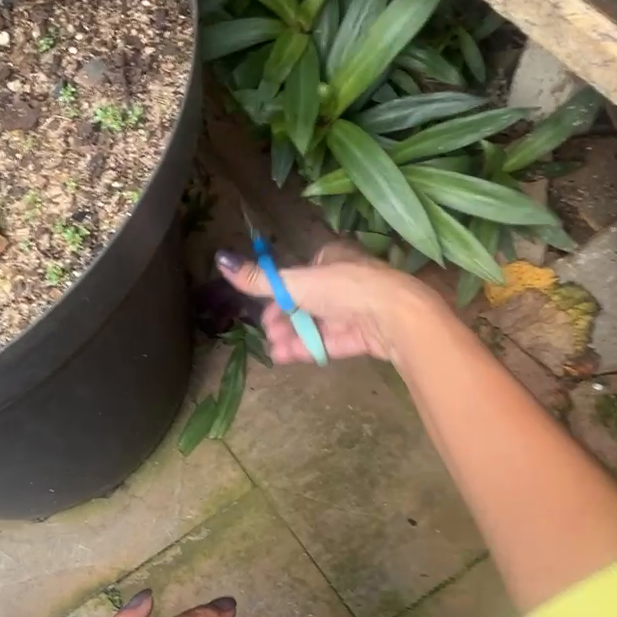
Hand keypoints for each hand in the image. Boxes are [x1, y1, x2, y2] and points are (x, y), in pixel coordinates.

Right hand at [216, 243, 441, 365]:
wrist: (395, 316)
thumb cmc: (345, 288)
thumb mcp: (296, 282)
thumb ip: (258, 279)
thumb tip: (220, 259)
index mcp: (331, 258)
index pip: (298, 278)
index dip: (277, 297)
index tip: (262, 314)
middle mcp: (344, 282)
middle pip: (305, 304)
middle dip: (283, 321)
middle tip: (267, 336)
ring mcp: (355, 310)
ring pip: (316, 325)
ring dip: (292, 337)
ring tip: (275, 352)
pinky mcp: (363, 335)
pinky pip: (330, 342)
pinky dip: (309, 348)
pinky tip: (288, 358)